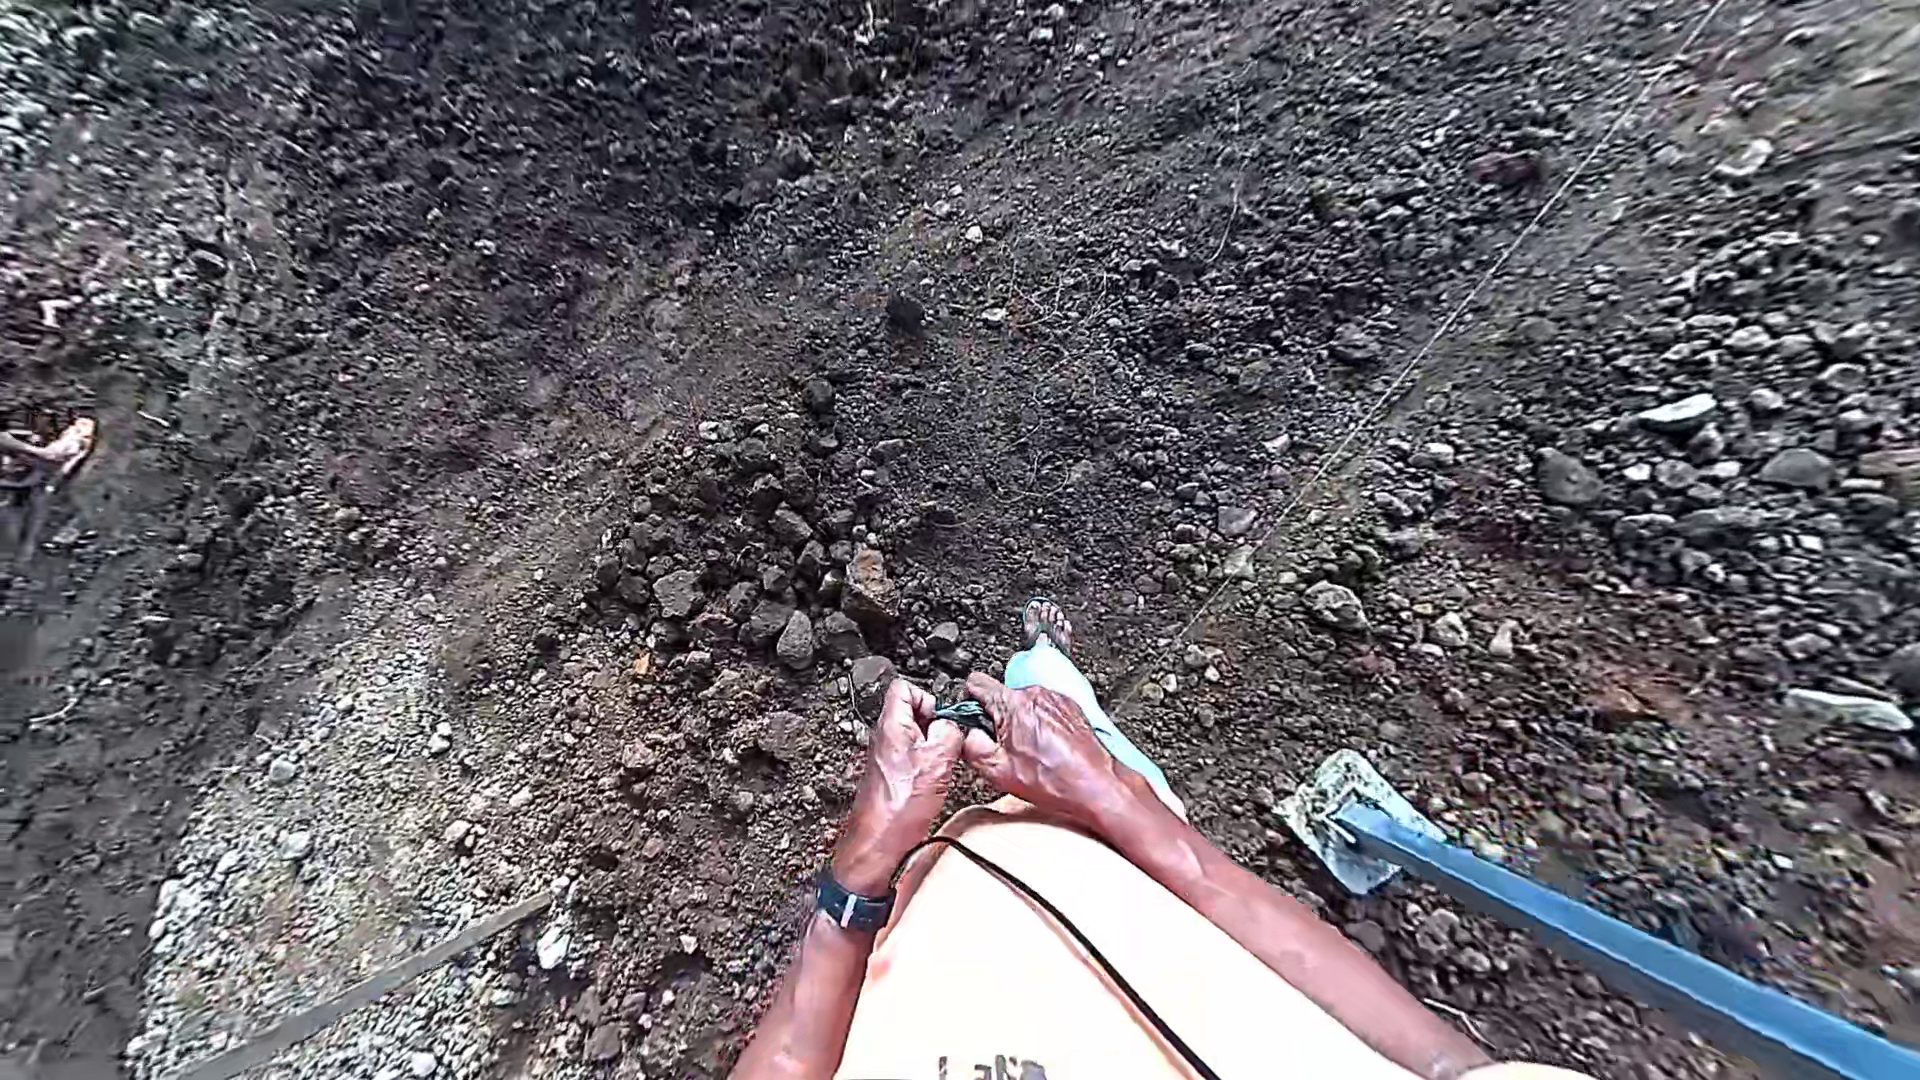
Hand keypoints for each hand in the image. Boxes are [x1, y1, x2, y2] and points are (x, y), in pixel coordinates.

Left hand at [830, 678, 963, 895]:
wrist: (878, 845)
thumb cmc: (899, 807)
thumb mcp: (938, 759)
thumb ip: (949, 731)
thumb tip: (952, 725)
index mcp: (891, 724)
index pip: (904, 687)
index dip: (927, 697)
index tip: (940, 718)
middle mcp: (884, 737)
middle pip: (912, 712)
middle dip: (934, 725)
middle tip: (944, 745)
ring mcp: (884, 757)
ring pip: (913, 736)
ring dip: (932, 747)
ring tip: (939, 767)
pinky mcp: (889, 776)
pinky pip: (911, 757)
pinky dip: (925, 765)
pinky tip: (931, 783)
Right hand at [961, 673, 1152, 832]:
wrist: (1096, 785)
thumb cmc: (1054, 780)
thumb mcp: (998, 772)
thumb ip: (972, 746)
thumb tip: (967, 735)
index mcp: (1012, 704)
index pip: (976, 682)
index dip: (968, 700)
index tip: (973, 717)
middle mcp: (1034, 694)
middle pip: (1001, 696)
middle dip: (998, 718)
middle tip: (1006, 747)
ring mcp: (1054, 698)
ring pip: (1024, 703)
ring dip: (1021, 721)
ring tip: (1031, 751)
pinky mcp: (1069, 706)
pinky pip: (1044, 708)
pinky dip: (1041, 723)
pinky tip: (1048, 748)